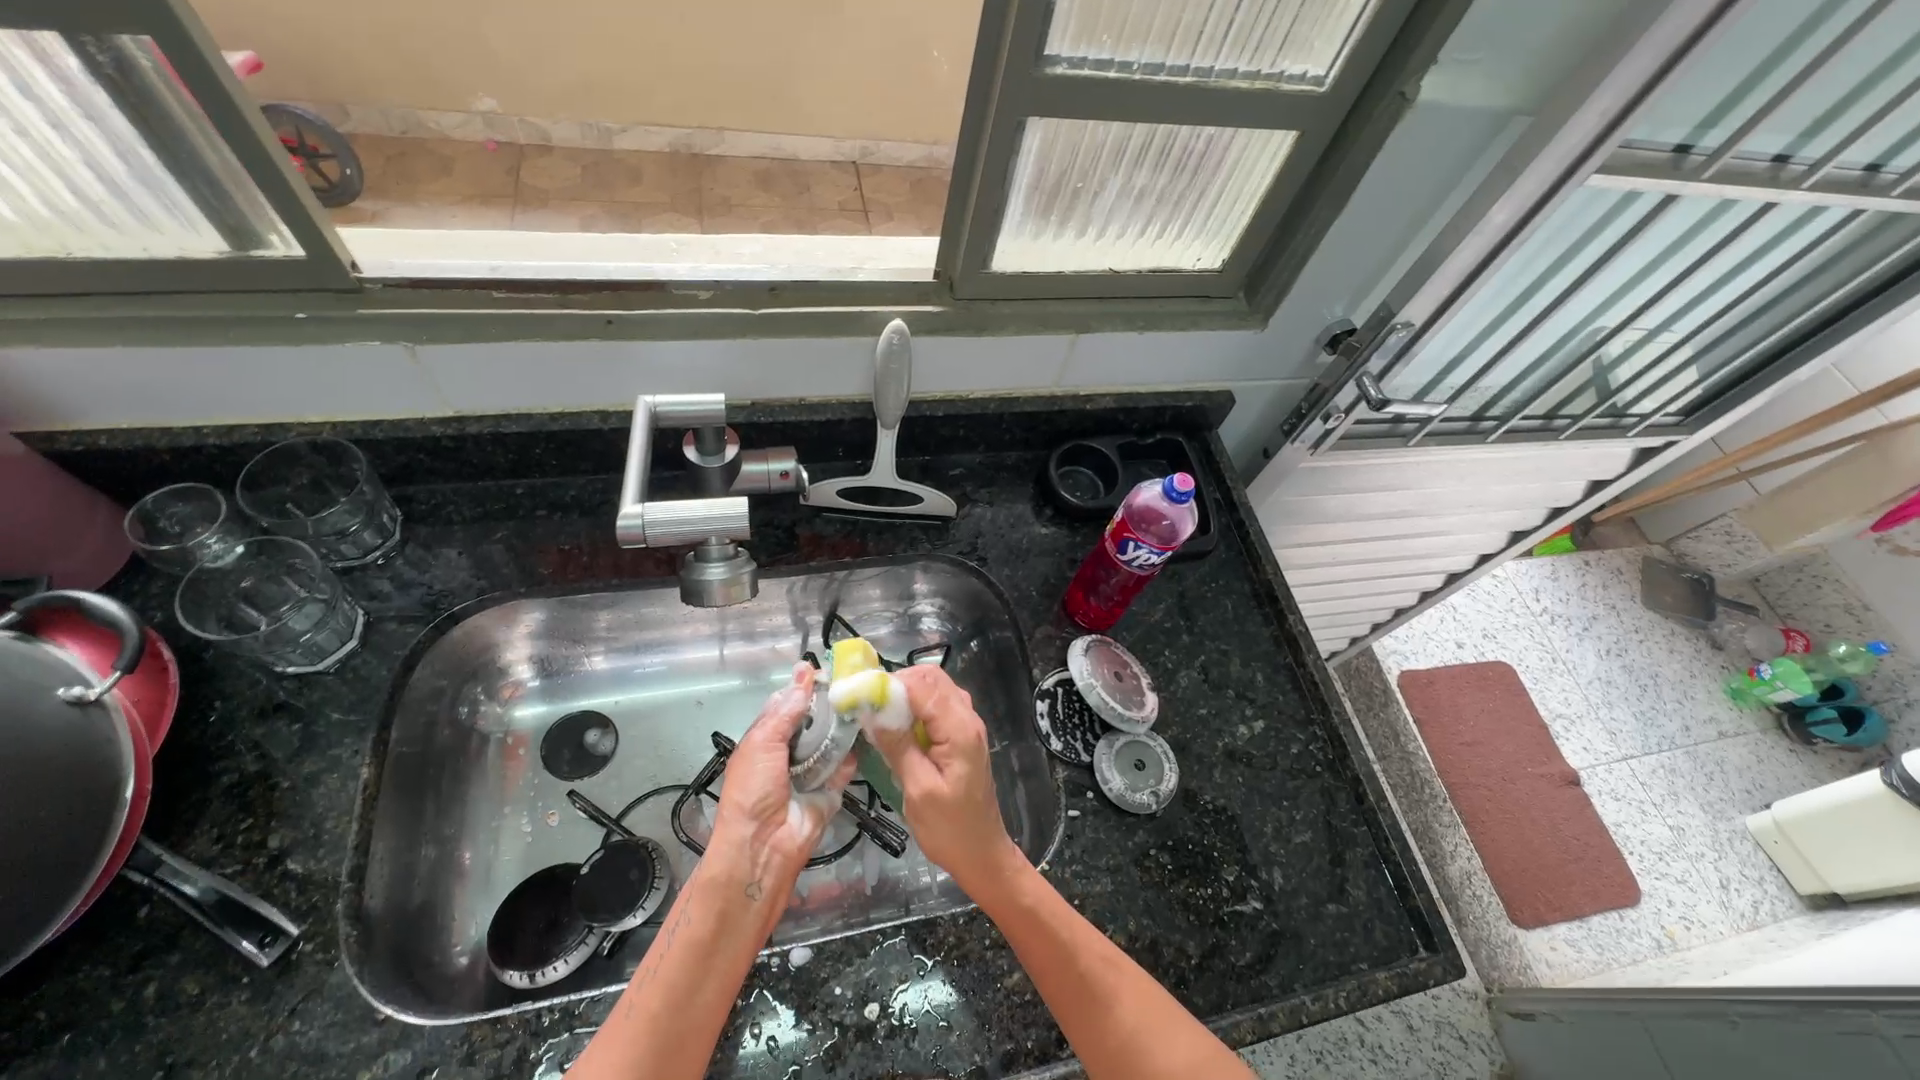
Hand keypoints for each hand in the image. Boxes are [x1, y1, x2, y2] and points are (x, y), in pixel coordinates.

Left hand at [709, 663, 854, 916]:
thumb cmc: (752, 791)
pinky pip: (846, 766)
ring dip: (844, 725)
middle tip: (853, 684)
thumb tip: (804, 673)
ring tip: (864, 703)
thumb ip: (786, 710)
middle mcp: (789, 751)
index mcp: (766, 738)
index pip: (788, 705)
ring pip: (832, 740)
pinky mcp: (831, 789)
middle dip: (829, 705)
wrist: (764, 846)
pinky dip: (853, 754)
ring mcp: (812, 770)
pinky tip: (866, 734)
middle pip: (814, 721)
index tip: (827, 669)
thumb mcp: (762, 743)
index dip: (805, 688)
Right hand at [865, 665, 1026, 897]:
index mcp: (960, 729)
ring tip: (875, 715)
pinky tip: (894, 728)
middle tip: (865, 705)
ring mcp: (966, 726)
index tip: (857, 695)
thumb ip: (898, 745)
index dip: (888, 684)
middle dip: (896, 684)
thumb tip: (872, 709)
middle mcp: (967, 718)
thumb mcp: (918, 790)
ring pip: (933, 689)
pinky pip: (936, 707)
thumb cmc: (950, 829)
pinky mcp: (960, 737)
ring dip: (904, 695)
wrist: (981, 854)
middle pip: (931, 678)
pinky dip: (913, 708)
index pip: (923, 685)